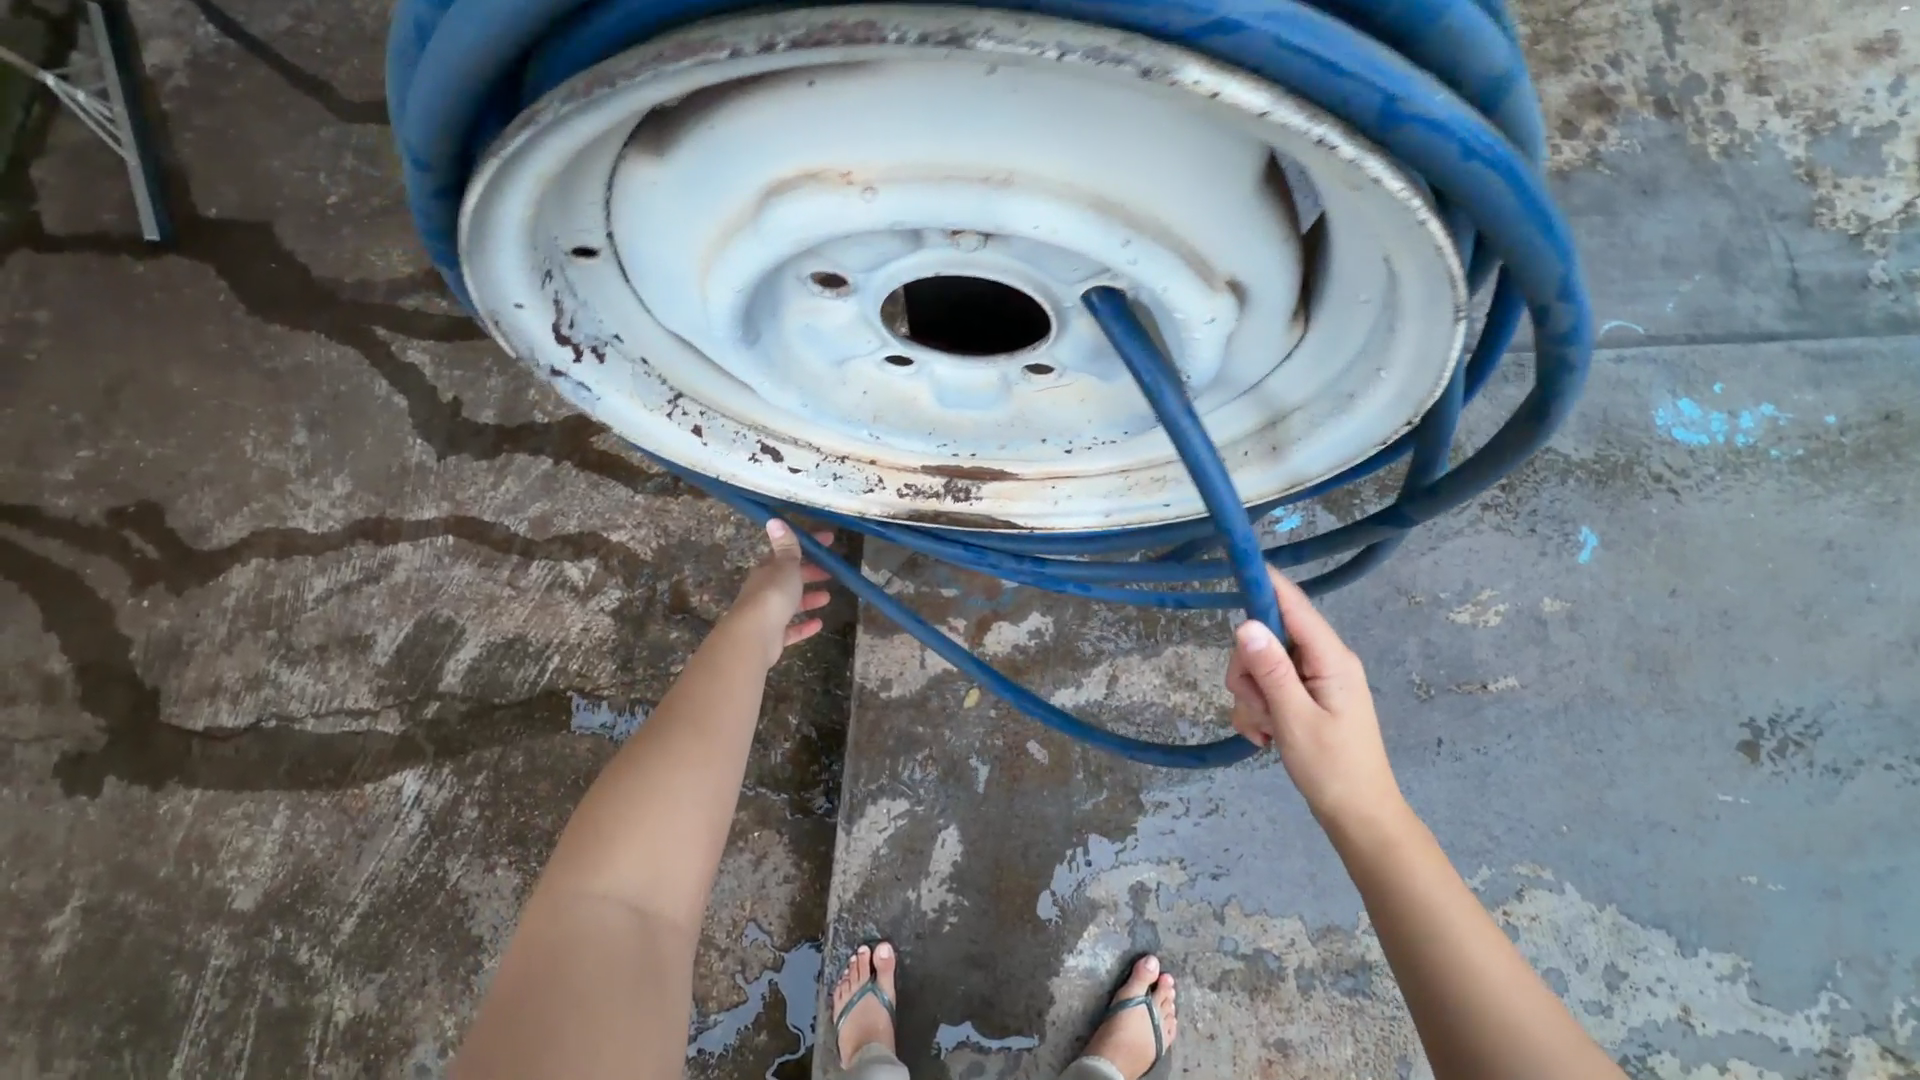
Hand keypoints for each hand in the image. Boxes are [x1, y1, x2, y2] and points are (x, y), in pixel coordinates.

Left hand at [721, 519, 835, 668]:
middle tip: (831, 572)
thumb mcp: (785, 565)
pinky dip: (803, 626)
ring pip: (790, 604)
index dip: (808, 545)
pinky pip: (790, 629)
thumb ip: (785, 546)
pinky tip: (819, 624)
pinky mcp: (772, 636)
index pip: (788, 552)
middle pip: (789, 578)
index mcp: (767, 570)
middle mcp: (765, 590)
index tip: (829, 540)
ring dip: (808, 599)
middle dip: (809, 573)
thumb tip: (773, 520)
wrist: (754, 635)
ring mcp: (767, 614)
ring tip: (827, 597)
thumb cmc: (773, 595)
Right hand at [1226, 566, 1403, 825]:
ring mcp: (1311, 681)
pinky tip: (1265, 737)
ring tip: (1267, 728)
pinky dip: (1257, 711)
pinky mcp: (1302, 700)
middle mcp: (1322, 662)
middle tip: (1258, 705)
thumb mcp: (1295, 719)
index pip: (1294, 606)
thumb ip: (1270, 671)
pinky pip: (1265, 690)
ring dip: (1251, 696)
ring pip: (1259, 667)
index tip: (1236, 563)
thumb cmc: (1333, 769)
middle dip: (1249, 670)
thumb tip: (1246, 624)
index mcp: (1331, 659)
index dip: (1265, 583)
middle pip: (1266, 639)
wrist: (1358, 817)